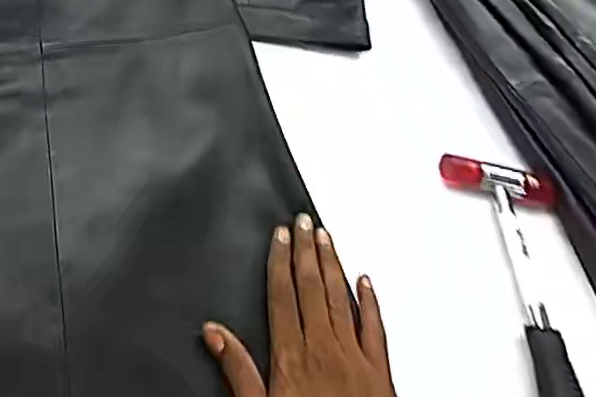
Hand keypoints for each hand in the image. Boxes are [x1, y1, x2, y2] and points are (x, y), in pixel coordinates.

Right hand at [203, 214, 392, 396]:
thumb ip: (238, 370)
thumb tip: (214, 332)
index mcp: (292, 356)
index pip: (283, 294)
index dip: (280, 259)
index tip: (279, 234)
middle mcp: (323, 348)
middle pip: (311, 286)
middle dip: (305, 249)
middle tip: (303, 220)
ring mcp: (354, 359)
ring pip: (340, 298)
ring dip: (332, 263)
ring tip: (326, 236)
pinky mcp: (381, 375)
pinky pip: (375, 328)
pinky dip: (369, 301)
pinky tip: (364, 281)